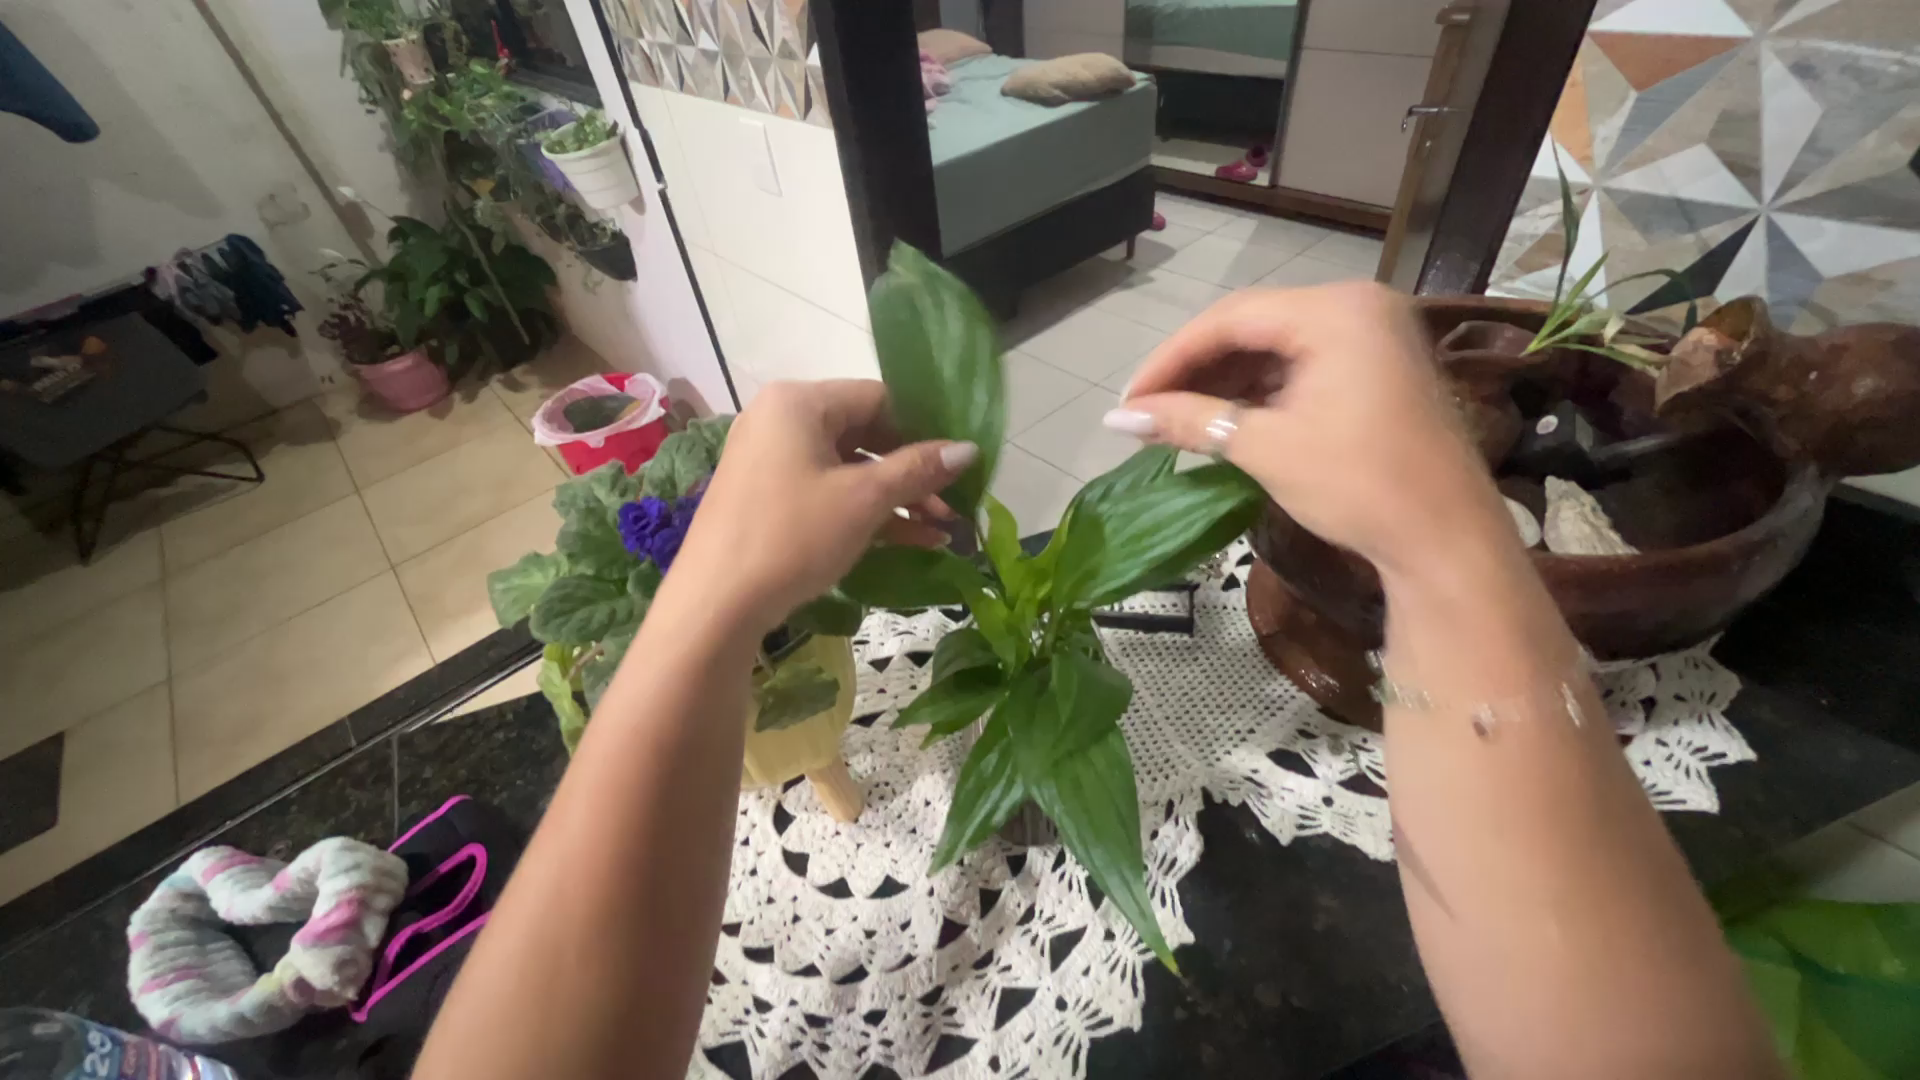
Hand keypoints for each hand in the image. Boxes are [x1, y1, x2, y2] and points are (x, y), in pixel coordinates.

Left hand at [668, 380, 977, 632]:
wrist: (715, 605)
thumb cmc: (792, 536)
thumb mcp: (863, 500)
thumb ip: (918, 469)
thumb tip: (970, 448)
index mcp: (800, 402)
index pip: (879, 398)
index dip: (924, 430)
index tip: (958, 465)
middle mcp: (782, 421)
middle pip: (867, 435)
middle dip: (915, 474)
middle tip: (954, 505)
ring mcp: (773, 461)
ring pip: (851, 470)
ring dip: (898, 499)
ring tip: (943, 530)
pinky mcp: (771, 499)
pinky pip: (830, 493)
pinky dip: (868, 513)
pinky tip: (913, 540)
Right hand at [1105, 282, 1514, 577]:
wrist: (1445, 540)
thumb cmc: (1358, 485)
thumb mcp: (1265, 448)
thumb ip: (1188, 421)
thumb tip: (1115, 420)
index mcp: (1335, 312)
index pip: (1229, 319)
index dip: (1169, 360)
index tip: (1128, 401)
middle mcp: (1355, 308)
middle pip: (1249, 329)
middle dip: (1193, 372)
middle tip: (1146, 413)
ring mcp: (1369, 337)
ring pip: (1271, 349)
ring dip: (1220, 384)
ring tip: (1173, 422)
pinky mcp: (1373, 368)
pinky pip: (1297, 367)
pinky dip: (1255, 394)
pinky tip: (1220, 421)